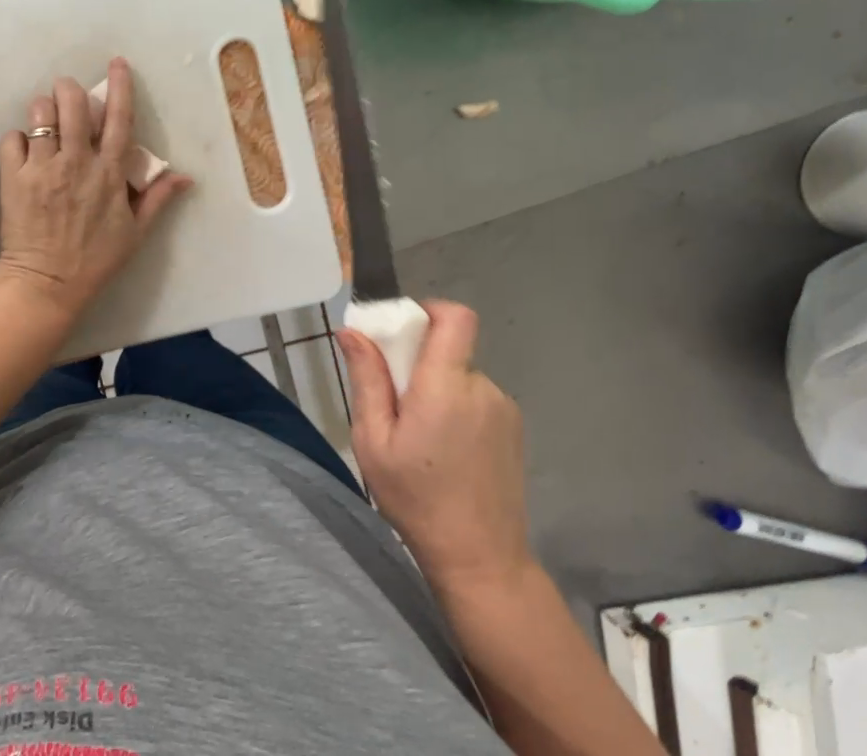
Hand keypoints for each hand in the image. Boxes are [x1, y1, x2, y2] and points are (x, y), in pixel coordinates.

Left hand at [0, 58, 190, 317]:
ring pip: (40, 115)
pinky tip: (23, 151)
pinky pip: (12, 139)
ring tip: (43, 122)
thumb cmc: (94, 260)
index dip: (119, 86)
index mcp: (110, 172)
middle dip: (69, 90)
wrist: (47, 282)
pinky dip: (17, 139)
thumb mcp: (135, 233)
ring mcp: (43, 168)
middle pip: (73, 103)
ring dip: (43, 111)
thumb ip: (157, 199)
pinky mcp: (14, 178)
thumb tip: (185, 176)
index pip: (118, 118)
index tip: (117, 63)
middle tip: (66, 96)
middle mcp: (77, 162)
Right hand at [336, 301, 534, 593]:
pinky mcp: (513, 430)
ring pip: (459, 377)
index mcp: (446, 386)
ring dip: (434, 391)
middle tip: (390, 406)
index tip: (398, 330)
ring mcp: (504, 409)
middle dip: (416, 363)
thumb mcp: (372, 439)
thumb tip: (353, 332)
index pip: (455, 318)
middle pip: (449, 350)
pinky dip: (453, 410)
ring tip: (415, 438)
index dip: (427, 310)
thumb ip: (367, 380)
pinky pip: (475, 400)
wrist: (479, 555)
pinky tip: (441, 451)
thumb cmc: (414, 496)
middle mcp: (483, 388)